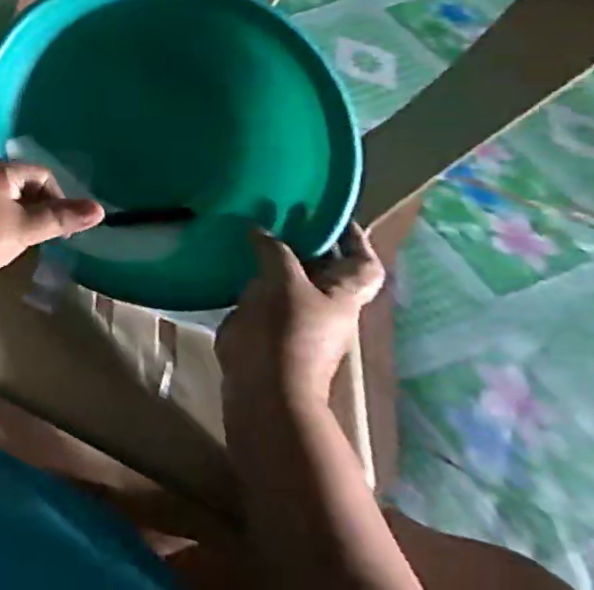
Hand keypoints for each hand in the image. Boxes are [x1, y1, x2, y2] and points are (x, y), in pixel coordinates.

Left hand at [0, 159, 103, 284]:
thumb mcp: (24, 231)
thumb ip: (60, 218)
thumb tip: (99, 209)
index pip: (42, 174)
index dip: (57, 200)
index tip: (58, 230)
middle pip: (22, 182)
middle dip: (37, 207)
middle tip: (39, 238)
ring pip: (4, 194)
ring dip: (18, 214)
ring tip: (18, 241)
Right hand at [217, 224, 383, 409]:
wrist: (262, 380)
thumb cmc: (287, 330)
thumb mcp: (284, 282)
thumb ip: (274, 252)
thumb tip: (260, 230)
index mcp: (343, 296)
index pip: (363, 264)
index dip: (355, 240)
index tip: (332, 215)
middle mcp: (323, 303)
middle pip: (322, 267)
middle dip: (306, 241)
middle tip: (279, 213)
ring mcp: (292, 313)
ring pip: (287, 276)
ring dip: (272, 255)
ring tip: (249, 228)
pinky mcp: (263, 320)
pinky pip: (260, 289)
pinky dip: (249, 272)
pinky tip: (230, 257)